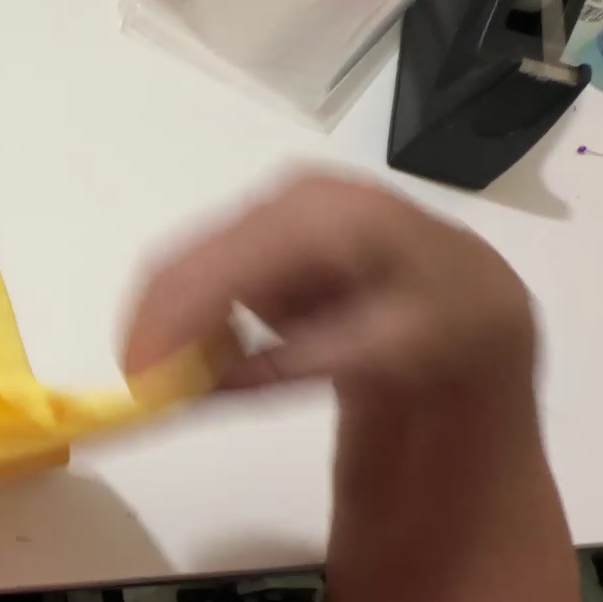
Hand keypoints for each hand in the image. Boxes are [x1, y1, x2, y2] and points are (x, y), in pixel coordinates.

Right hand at [122, 173, 535, 399]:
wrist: (463, 298)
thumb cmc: (439, 326)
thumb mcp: (382, 354)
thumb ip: (285, 366)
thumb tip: (191, 390)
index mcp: (326, 218)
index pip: (216, 270)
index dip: (165, 331)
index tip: (139, 392)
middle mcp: (286, 200)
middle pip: (177, 268)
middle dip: (150, 339)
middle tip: (145, 400)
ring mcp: (263, 213)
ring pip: (173, 278)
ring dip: (167, 337)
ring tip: (194, 382)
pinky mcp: (247, 234)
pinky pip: (186, 283)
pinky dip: (183, 329)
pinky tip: (215, 355)